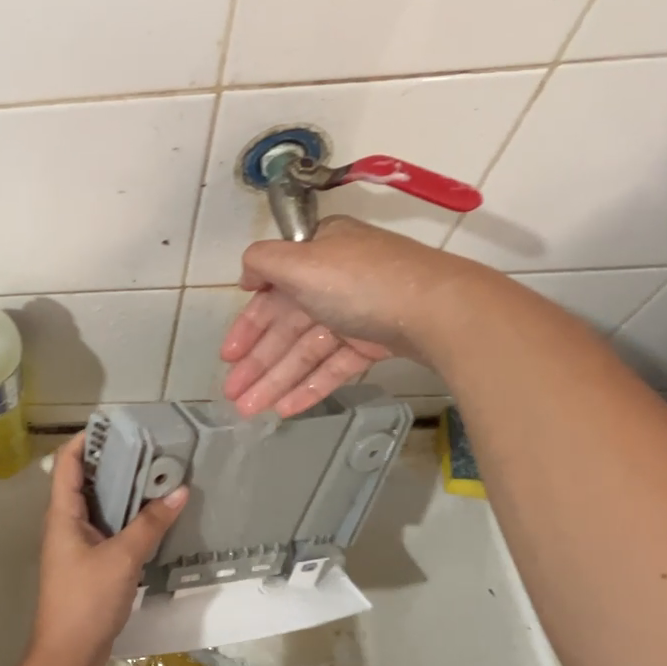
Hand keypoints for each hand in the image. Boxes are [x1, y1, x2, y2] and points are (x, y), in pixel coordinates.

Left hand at [33, 433, 186, 665]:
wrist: (69, 653)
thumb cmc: (86, 600)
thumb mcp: (122, 558)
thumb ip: (150, 524)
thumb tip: (179, 490)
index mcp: (62, 514)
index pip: (66, 462)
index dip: (86, 439)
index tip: (118, 424)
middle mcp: (66, 523)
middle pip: (86, 481)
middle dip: (116, 462)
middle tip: (153, 448)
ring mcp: (77, 545)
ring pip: (101, 506)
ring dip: (126, 491)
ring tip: (160, 474)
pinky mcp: (90, 564)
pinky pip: (109, 529)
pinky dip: (129, 518)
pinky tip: (156, 516)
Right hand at [220, 216, 491, 416]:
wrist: (438, 311)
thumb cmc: (361, 282)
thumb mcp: (301, 261)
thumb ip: (262, 261)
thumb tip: (246, 273)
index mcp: (318, 254)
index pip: (272, 290)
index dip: (247, 325)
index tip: (228, 355)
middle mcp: (335, 280)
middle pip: (286, 327)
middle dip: (257, 362)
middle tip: (231, 394)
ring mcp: (357, 313)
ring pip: (307, 351)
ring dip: (276, 381)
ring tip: (250, 411)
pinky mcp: (375, 342)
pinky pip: (334, 366)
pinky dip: (309, 386)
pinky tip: (285, 409)